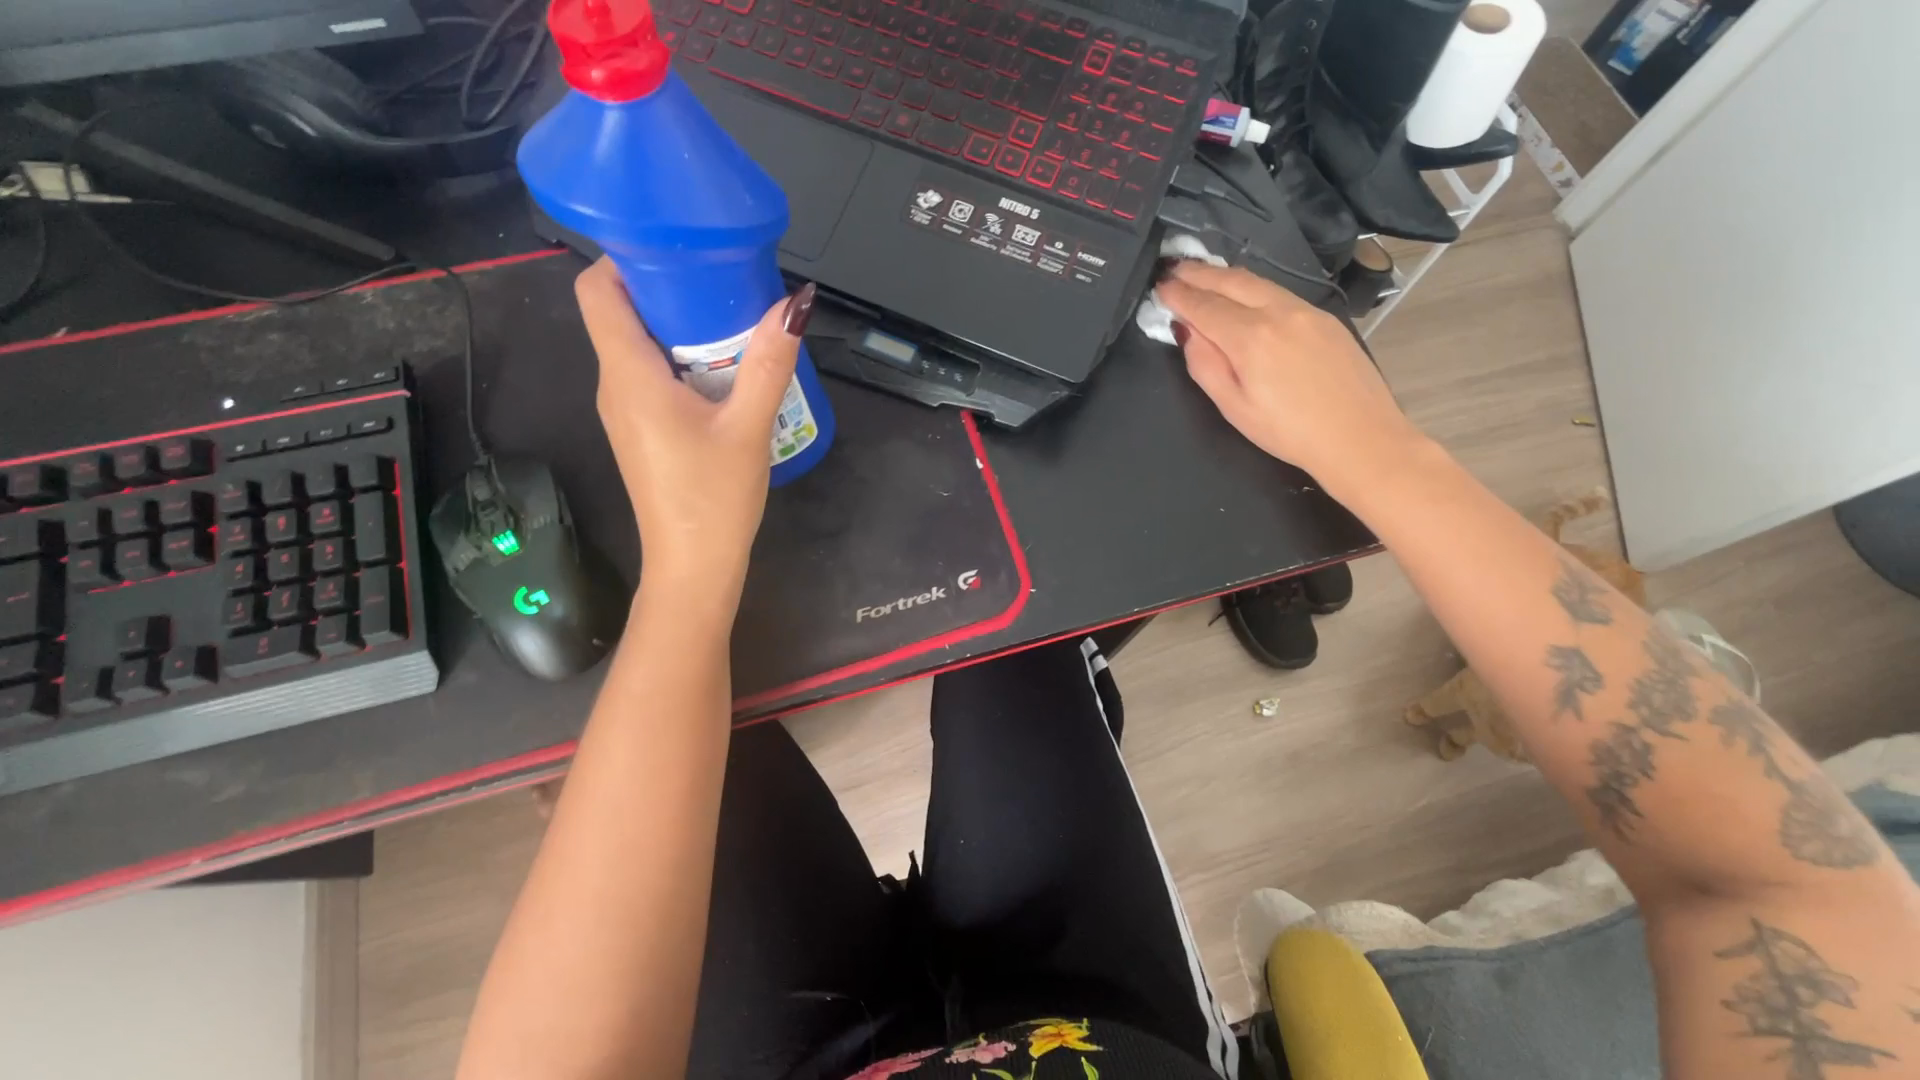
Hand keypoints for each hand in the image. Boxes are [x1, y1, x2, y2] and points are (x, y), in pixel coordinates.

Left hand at [574, 258, 812, 594]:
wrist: (693, 567)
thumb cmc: (713, 498)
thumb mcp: (748, 427)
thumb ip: (770, 363)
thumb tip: (795, 303)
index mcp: (628, 376)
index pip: (597, 292)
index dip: (624, 258)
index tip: (676, 246)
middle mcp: (615, 386)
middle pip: (621, 313)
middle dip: (667, 288)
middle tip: (722, 278)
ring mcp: (624, 411)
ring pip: (638, 346)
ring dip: (679, 326)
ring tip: (732, 319)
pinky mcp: (641, 431)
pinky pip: (650, 376)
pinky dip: (681, 359)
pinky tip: (726, 369)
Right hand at [1156, 261, 1427, 489]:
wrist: (1361, 438)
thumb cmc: (1289, 433)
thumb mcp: (1234, 408)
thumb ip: (1205, 365)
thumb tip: (1189, 332)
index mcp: (1252, 338)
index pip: (1205, 306)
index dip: (1179, 295)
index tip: (1160, 287)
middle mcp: (1279, 313)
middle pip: (1231, 281)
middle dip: (1198, 273)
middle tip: (1173, 270)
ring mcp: (1306, 311)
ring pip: (1257, 282)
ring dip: (1224, 276)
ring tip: (1201, 276)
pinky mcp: (1325, 318)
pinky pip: (1279, 292)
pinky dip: (1252, 287)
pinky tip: (1242, 295)